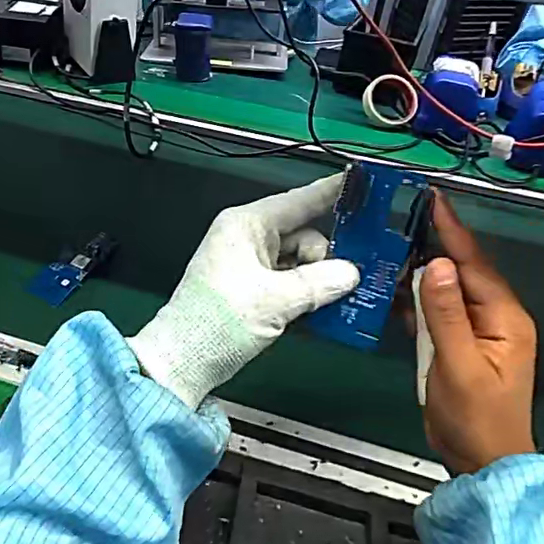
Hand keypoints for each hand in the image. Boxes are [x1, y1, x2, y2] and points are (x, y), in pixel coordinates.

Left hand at [128, 174, 361, 409]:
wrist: (183, 360)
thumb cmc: (219, 320)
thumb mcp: (276, 300)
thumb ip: (319, 283)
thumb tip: (351, 274)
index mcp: (246, 225)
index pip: (297, 201)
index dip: (330, 192)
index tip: (360, 183)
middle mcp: (248, 237)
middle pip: (303, 234)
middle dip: (327, 255)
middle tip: (351, 276)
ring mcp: (249, 262)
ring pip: (299, 260)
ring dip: (317, 278)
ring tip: (335, 298)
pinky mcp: (251, 286)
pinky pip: (289, 279)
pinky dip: (305, 290)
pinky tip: (322, 306)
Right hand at [416, 195, 537, 474]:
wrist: (483, 465)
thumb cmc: (476, 418)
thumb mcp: (458, 365)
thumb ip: (446, 313)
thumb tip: (435, 263)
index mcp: (504, 317)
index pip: (474, 263)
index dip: (452, 230)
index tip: (433, 198)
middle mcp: (494, 317)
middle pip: (459, 273)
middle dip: (430, 248)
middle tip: (397, 221)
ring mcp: (477, 331)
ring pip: (444, 292)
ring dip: (418, 276)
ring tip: (388, 250)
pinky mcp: (459, 345)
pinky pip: (437, 313)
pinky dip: (416, 303)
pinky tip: (392, 292)